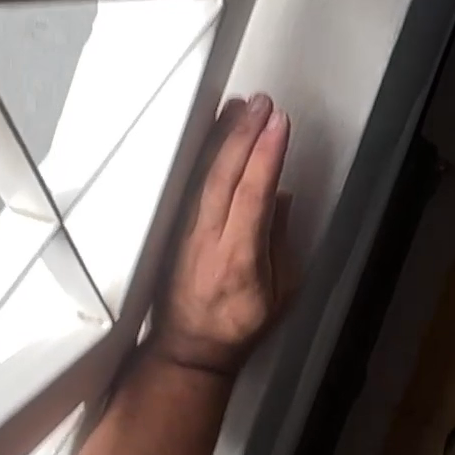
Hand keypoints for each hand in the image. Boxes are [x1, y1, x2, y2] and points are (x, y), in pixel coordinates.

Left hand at [153, 94, 295, 375]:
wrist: (188, 351)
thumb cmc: (240, 325)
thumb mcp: (281, 292)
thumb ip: (281, 240)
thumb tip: (281, 195)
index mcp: (238, 261)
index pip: (253, 197)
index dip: (267, 157)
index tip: (280, 124)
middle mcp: (207, 242)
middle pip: (224, 178)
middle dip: (245, 135)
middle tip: (263, 103)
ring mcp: (185, 234)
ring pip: (204, 175)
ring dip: (223, 136)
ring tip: (241, 106)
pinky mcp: (173, 229)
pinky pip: (190, 183)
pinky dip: (203, 153)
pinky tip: (214, 132)